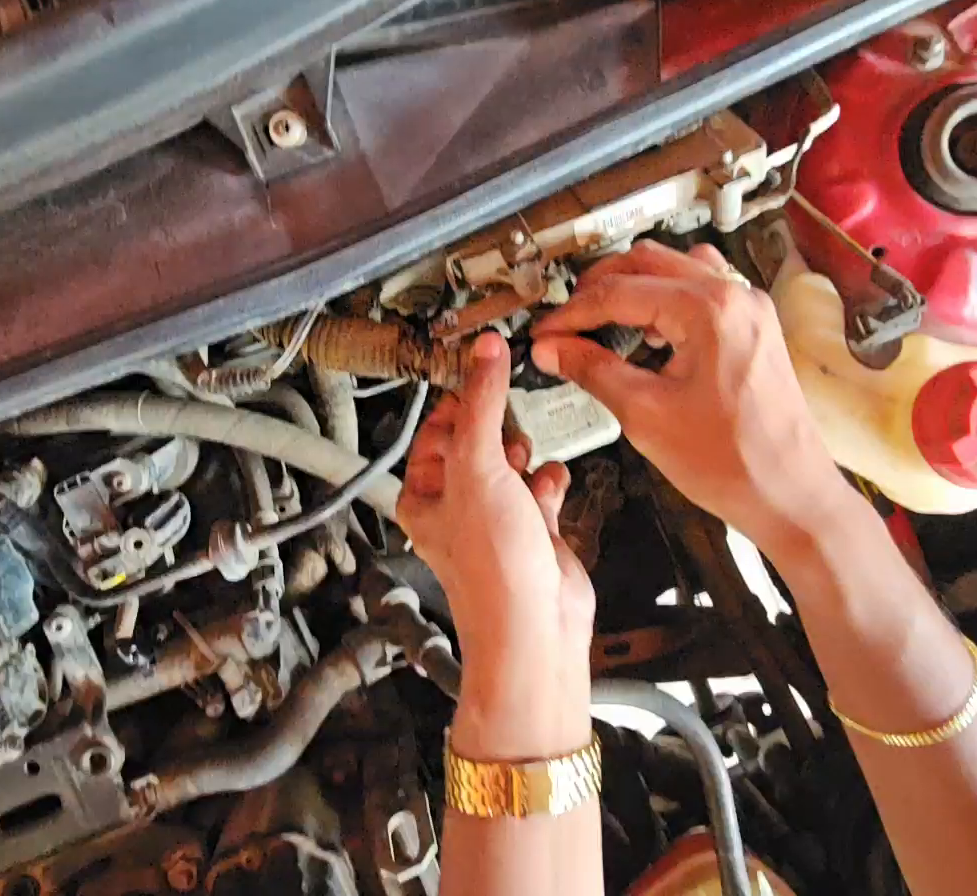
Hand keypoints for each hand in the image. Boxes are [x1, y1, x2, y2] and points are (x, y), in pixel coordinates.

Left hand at [398, 332, 593, 758]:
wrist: (537, 626)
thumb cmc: (492, 564)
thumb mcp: (480, 465)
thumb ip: (483, 403)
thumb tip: (486, 349)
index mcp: (425, 493)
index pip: (437, 429)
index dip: (459, 401)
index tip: (484, 370)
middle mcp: (456, 505)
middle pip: (476, 442)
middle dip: (496, 429)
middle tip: (506, 422)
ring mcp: (496, 518)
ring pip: (510, 463)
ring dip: (523, 455)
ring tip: (525, 459)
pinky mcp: (533, 530)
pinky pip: (540, 489)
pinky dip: (549, 483)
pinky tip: (552, 487)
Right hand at [530, 241, 864, 546]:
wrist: (791, 495)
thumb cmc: (729, 462)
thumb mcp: (645, 414)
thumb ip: (592, 370)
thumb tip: (550, 348)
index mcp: (709, 309)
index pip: (619, 293)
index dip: (571, 313)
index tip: (543, 333)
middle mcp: (734, 295)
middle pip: (646, 262)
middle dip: (598, 288)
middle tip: (564, 322)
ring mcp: (749, 307)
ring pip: (675, 268)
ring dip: (633, 286)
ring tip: (599, 319)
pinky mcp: (754, 326)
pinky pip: (701, 290)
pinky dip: (665, 299)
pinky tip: (647, 331)